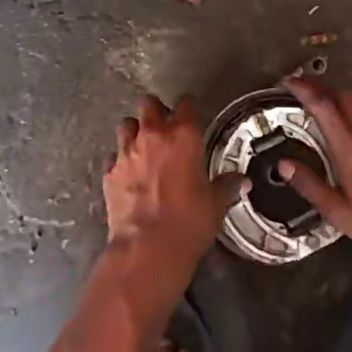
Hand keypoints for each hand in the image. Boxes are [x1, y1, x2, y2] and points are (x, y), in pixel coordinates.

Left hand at [103, 96, 247, 271]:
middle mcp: (152, 136)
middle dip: (156, 110)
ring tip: (142, 145)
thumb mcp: (216, 203)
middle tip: (164, 125)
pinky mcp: (109, 173)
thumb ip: (227, 185)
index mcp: (183, 136)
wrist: (147, 248)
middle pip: (148, 104)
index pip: (186, 104)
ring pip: (125, 124)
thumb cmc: (189, 221)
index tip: (192, 115)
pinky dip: (119, 160)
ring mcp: (126, 153)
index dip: (189, 107)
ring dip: (134, 130)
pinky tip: (127, 173)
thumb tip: (242, 181)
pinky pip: (112, 156)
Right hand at [277, 78, 351, 261]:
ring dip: (333, 94)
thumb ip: (310, 185)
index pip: (325, 108)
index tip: (288, 82)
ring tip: (314, 99)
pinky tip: (339, 119)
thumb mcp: (338, 212)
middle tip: (297, 87)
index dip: (305, 90)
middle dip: (318, 86)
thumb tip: (284, 165)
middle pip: (342, 96)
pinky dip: (346, 106)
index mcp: (351, 151)